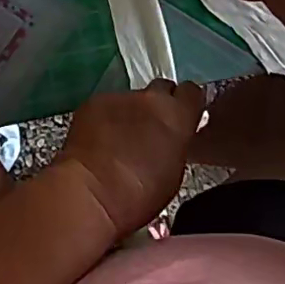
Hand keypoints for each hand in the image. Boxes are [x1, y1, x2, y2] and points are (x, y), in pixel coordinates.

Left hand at [56, 79, 205, 235]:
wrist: (93, 191)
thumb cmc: (141, 193)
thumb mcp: (175, 170)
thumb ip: (177, 141)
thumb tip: (172, 135)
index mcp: (175, 114)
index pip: (191, 91)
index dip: (186, 104)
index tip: (182, 117)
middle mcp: (149, 98)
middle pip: (160, 90)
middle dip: (158, 106)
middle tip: (151, 130)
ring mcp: (118, 96)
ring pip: (131, 100)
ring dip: (130, 114)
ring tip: (120, 140)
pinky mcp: (93, 101)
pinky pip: (106, 106)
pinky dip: (106, 118)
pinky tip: (100, 140)